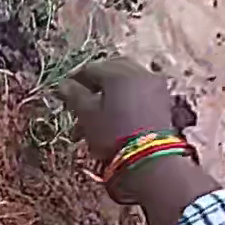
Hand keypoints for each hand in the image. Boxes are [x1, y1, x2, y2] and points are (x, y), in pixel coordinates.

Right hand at [57, 57, 180, 165]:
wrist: (147, 156)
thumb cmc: (111, 132)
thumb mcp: (86, 114)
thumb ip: (74, 95)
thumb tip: (62, 84)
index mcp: (119, 73)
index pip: (91, 68)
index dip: (74, 79)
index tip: (63, 93)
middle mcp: (140, 72)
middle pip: (112, 69)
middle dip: (93, 82)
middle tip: (79, 99)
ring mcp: (154, 84)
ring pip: (125, 80)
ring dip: (108, 91)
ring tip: (94, 112)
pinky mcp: (162, 98)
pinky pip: (137, 89)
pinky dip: (123, 96)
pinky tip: (113, 114)